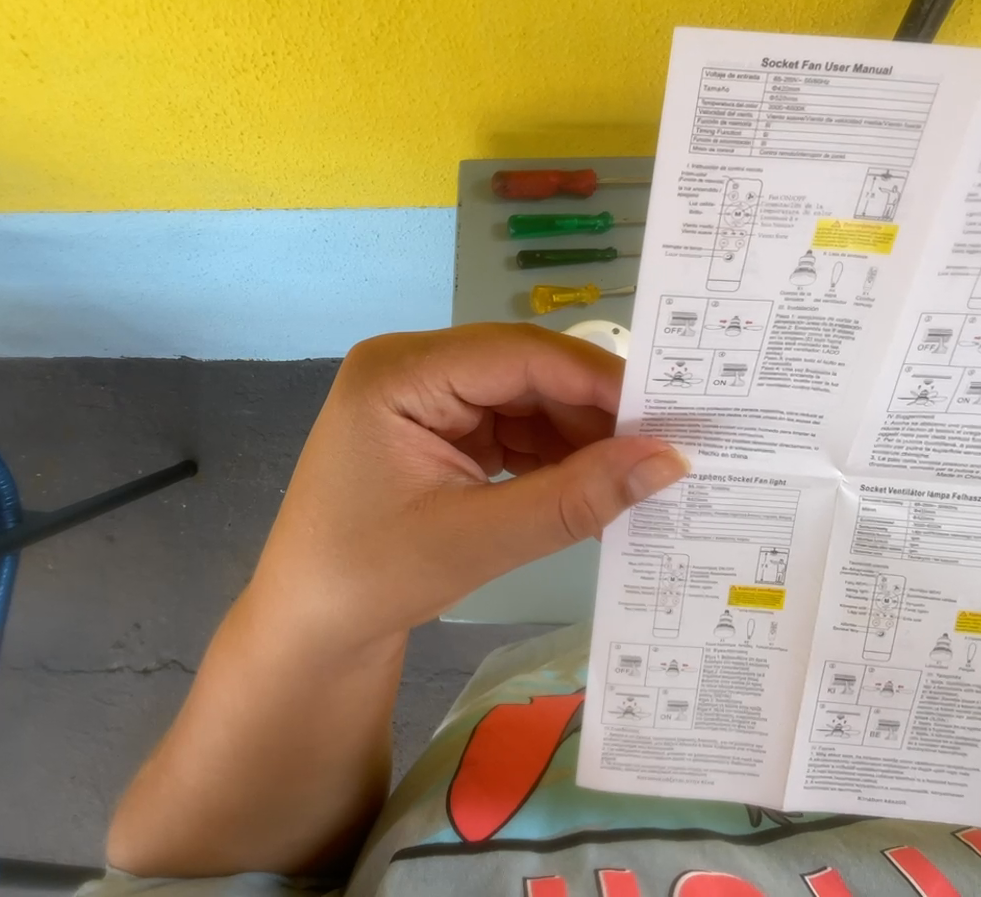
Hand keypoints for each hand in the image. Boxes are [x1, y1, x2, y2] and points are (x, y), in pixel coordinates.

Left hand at [244, 323, 687, 646]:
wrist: (310, 626)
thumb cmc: (371, 579)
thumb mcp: (478, 539)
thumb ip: (575, 498)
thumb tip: (669, 460)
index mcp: (399, 372)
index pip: (517, 354)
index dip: (597, 380)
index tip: (668, 415)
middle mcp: (412, 368)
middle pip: (524, 372)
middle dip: (592, 413)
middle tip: (661, 450)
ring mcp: (425, 397)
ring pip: (525, 399)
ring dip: (577, 438)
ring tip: (634, 476)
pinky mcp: (438, 428)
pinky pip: (510, 427)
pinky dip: (551, 457)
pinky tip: (591, 486)